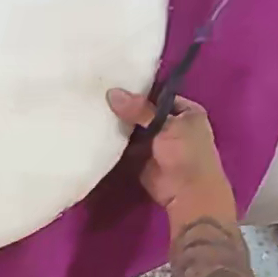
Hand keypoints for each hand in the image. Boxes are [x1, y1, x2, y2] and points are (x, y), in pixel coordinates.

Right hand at [107, 90, 234, 213]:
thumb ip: (140, 110)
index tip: (114, 84)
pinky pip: (124, 145)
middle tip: (97, 97)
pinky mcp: (139, 158)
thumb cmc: (186, 153)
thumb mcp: (167, 125)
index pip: (158, 96)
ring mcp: (154, 142)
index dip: (139, 91)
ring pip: (132, 129)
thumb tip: (111, 92)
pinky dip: (113, 141)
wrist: (186, 192)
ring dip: (116, 124)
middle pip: (142, 112)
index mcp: (185, 112)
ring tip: (92, 111)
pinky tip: (95, 131)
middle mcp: (170, 124)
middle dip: (123, 108)